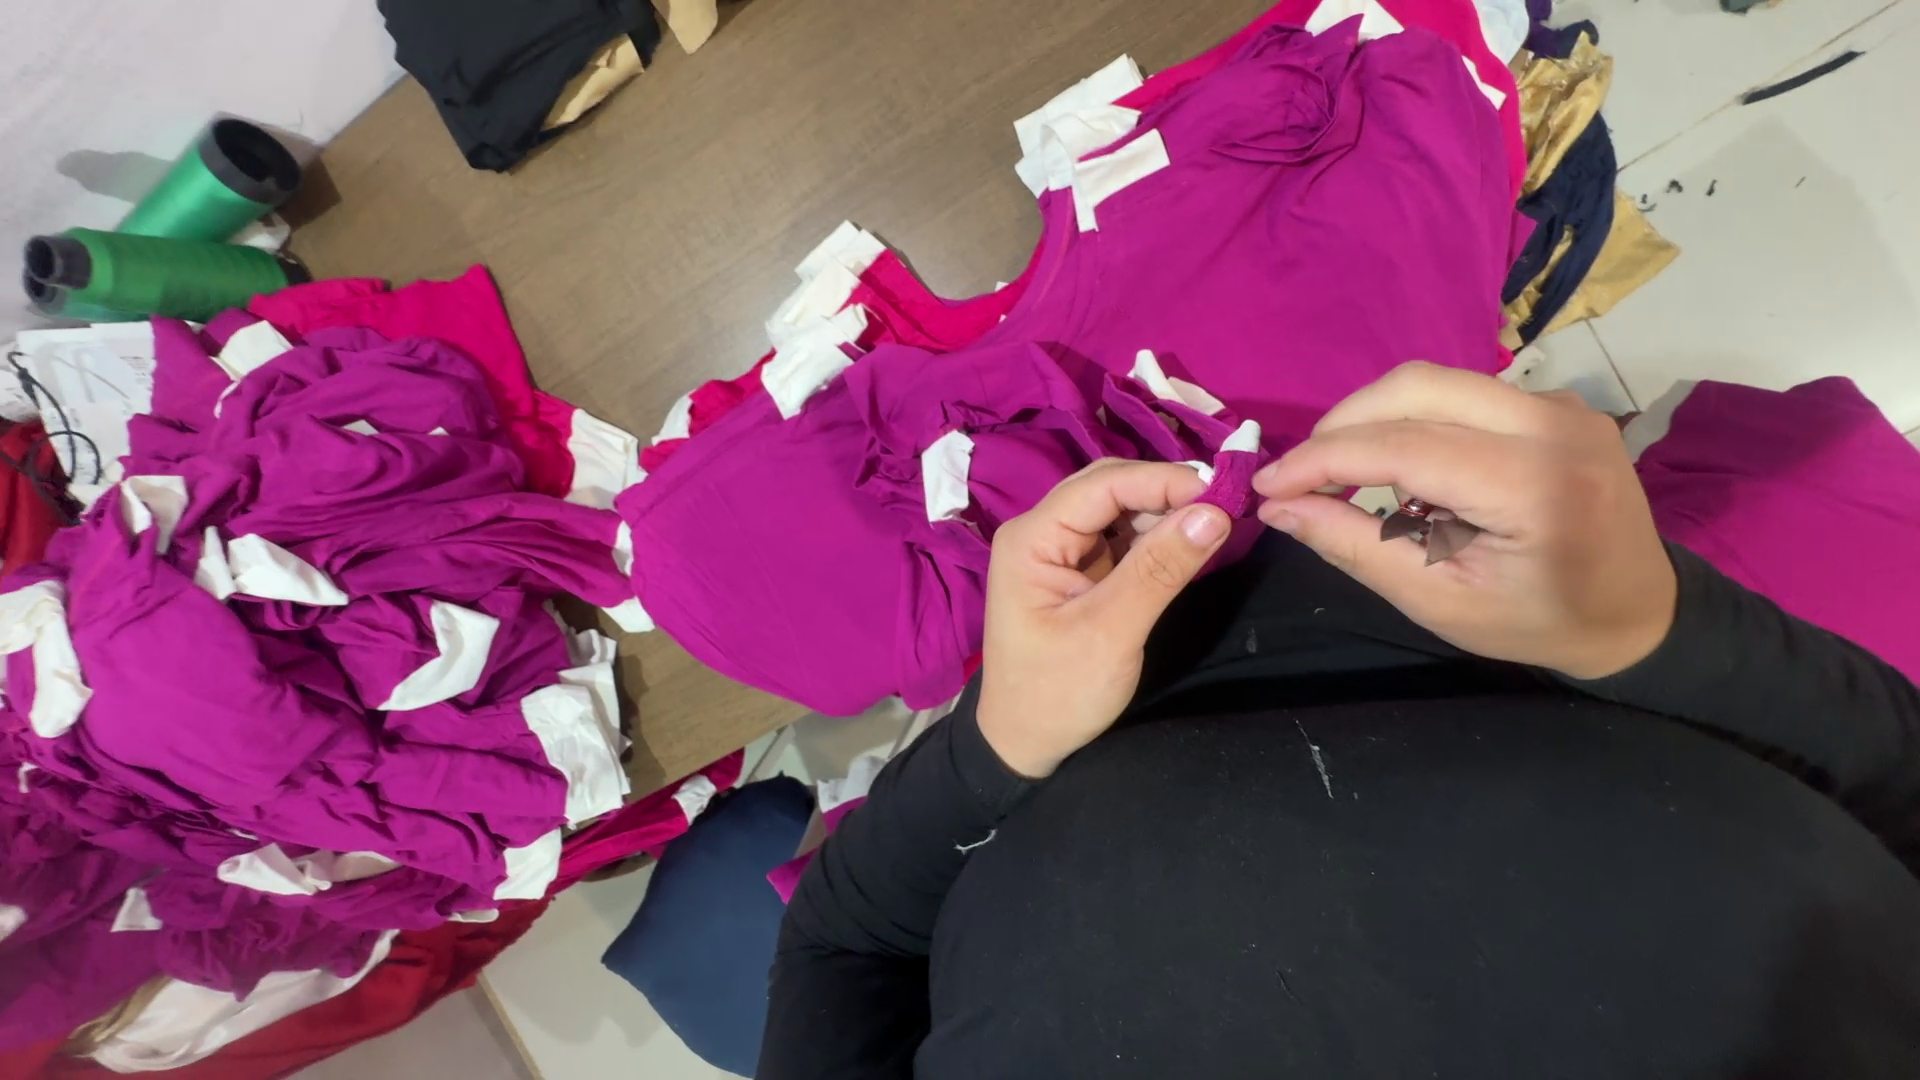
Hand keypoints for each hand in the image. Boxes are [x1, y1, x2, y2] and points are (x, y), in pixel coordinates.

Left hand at [977, 460, 1232, 777]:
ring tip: (1215, 522)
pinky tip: (1188, 543)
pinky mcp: (1077, 571)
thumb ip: (1159, 570)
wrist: (1023, 741)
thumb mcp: (1110, 632)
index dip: (1163, 480)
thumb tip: (1214, 512)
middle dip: (1165, 491)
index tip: (1223, 491)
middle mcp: (1040, 533)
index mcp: (1031, 539)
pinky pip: (1120, 538)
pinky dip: (1155, 537)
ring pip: (1117, 510)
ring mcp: (1058, 551)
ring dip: (1164, 512)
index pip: (1102, 485)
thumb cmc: (1057, 692)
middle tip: (1226, 505)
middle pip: (1108, 488)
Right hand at [1253, 362, 1676, 679]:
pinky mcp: (1552, 404)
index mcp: (1532, 485)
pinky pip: (1456, 392)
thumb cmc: (1535, 620)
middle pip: (1413, 388)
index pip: (1400, 446)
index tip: (1265, 486)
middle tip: (1301, 476)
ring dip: (1369, 419)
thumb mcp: (1434, 599)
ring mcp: (1558, 406)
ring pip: (1431, 381)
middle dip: (1340, 427)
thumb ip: (1352, 544)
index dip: (1319, 461)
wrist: (1640, 615)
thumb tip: (1276, 508)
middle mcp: (1552, 424)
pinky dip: (1405, 419)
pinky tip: (1395, 465)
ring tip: (1339, 470)